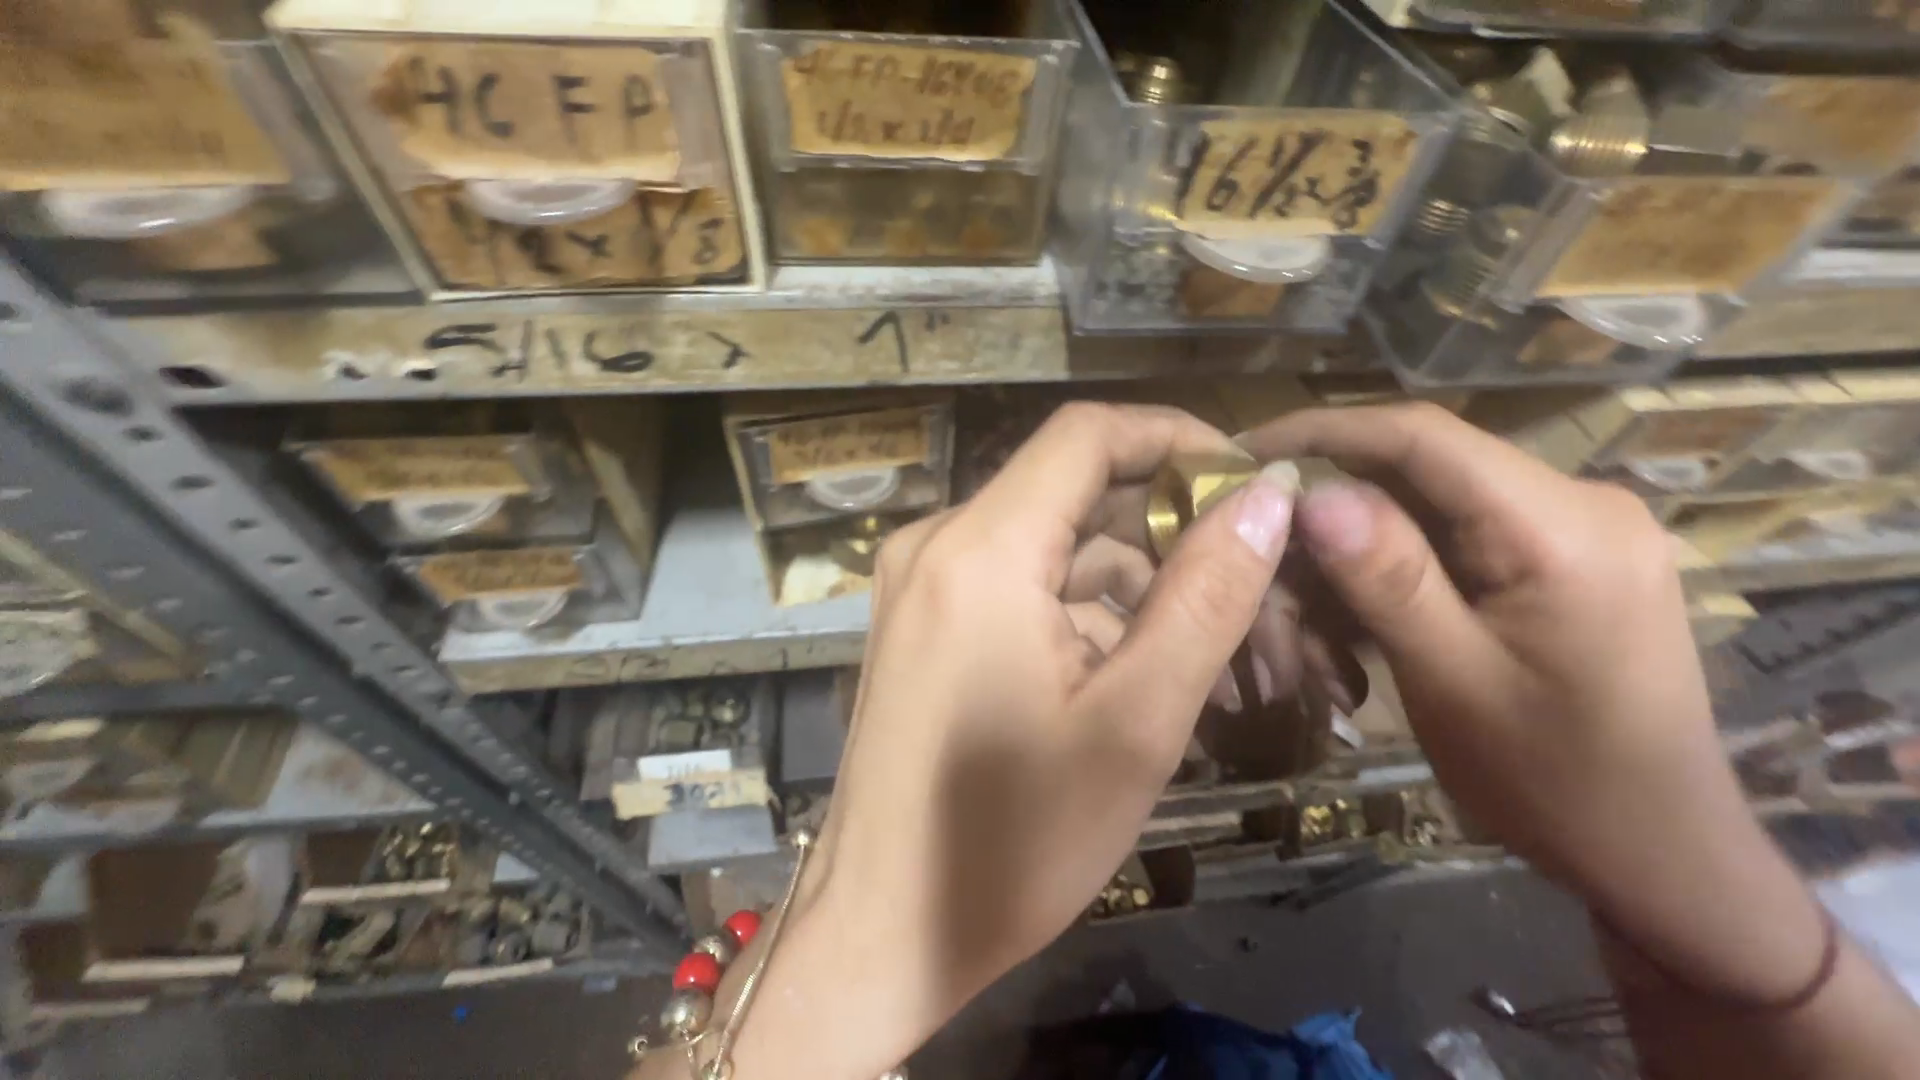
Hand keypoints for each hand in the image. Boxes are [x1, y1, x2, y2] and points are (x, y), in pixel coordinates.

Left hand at [731, 403, 1300, 1079]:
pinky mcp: (922, 628)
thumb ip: (1206, 595)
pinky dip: (1084, 619)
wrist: (884, 929)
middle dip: (1171, 535)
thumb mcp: (1135, 721)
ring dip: (1137, 589)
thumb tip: (1265, 492)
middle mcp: (937, 544)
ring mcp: (921, 587)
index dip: (1176, 441)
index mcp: (980, 548)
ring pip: (1052, 550)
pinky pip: (1017, 592)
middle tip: (1262, 597)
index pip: (1087, 434)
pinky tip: (1147, 676)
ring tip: (1227, 660)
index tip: (1250, 486)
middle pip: (1073, 494)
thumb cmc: (1013, 841)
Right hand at [1238, 403, 1821, 997]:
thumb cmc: (1555, 779)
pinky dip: (1392, 569)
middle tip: (1258, 555)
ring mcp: (1571, 528)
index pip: (1423, 437)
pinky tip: (1355, 619)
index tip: (1240, 453)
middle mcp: (1578, 502)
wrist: (1654, 850)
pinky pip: (1452, 537)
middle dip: (1330, 506)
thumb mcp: (1454, 683)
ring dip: (1354, 548)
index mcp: (1565, 527)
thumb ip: (1390, 581)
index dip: (1322, 433)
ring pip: (1427, 505)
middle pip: (1421, 469)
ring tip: (1300, 610)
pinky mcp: (1557, 557)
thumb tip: (1310, 495)